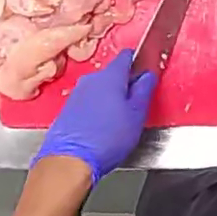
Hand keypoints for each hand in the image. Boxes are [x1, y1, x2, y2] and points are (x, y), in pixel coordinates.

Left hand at [32, 51, 156, 182]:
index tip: (145, 73)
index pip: (126, 56)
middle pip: (113, 74)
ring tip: (120, 122)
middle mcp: (91, 79)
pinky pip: (88, 103)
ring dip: (111, 99)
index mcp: (110, 76)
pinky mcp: (68, 109)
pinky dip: (97, 110)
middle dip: (125, 85)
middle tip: (137, 105)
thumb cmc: (106, 138)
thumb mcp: (136, 114)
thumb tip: (148, 76)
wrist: (71, 160)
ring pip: (100, 89)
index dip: (139, 62)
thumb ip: (144, 90)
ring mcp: (77, 94)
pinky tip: (103, 128)